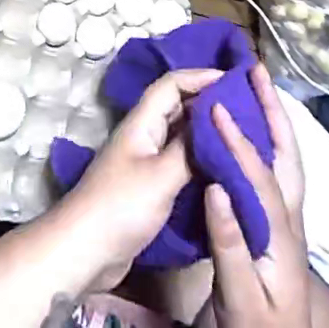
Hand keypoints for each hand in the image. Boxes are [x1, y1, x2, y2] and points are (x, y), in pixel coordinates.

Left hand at [54, 68, 223, 291]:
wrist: (84, 251)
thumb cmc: (121, 206)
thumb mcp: (161, 176)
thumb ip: (190, 149)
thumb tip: (216, 124)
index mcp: (143, 121)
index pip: (172, 84)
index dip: (201, 76)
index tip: (233, 80)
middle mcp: (145, 133)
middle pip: (178, 105)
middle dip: (208, 100)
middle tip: (244, 105)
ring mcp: (146, 159)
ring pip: (180, 133)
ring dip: (206, 130)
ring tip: (239, 131)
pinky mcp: (149, 184)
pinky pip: (179, 158)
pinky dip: (199, 155)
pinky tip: (220, 164)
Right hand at [203, 64, 308, 327]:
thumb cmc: (258, 327)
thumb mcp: (241, 297)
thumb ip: (229, 244)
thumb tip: (216, 186)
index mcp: (282, 232)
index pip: (261, 176)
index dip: (238, 140)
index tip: (215, 106)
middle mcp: (291, 215)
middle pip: (287, 152)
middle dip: (272, 108)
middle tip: (256, 71)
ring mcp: (287, 217)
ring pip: (284, 157)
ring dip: (272, 118)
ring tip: (254, 86)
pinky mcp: (277, 221)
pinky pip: (274, 168)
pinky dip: (265, 138)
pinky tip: (249, 128)